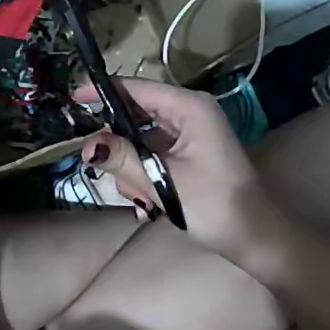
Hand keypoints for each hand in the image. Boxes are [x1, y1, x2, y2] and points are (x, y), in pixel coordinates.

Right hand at [75, 76, 285, 261]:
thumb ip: (123, 159)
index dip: (102, 91)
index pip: (136, 88)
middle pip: (135, 113)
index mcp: (190, 108)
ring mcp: (189, 133)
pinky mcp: (188, 153)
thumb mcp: (164, 182)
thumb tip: (87, 146)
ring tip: (140, 196)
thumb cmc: (216, 205)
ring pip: (140, 136)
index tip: (72, 98)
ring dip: (130, 164)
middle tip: (108, 169)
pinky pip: (151, 152)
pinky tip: (146, 199)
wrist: (257, 240)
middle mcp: (189, 113)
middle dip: (118, 142)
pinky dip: (142, 172)